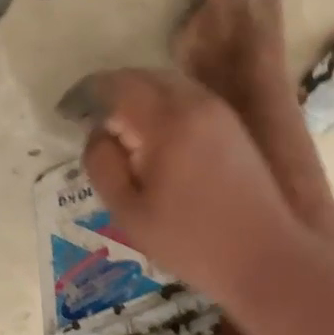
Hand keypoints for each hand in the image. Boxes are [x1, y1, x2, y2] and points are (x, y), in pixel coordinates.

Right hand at [59, 68, 305, 298]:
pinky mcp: (231, 123)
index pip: (115, 86)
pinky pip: (186, 97)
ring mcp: (217, 109)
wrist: (267, 257)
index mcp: (166, 120)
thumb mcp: (129, 212)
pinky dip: (162, 105)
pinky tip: (154, 137)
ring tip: (120, 130)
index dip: (85, 94)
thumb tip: (99, 132)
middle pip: (141, 77)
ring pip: (165, 84)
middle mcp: (194, 101)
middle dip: (111, 93)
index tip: (66, 113)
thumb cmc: (192, 242)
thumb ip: (102, 164)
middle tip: (89, 121)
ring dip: (138, 97)